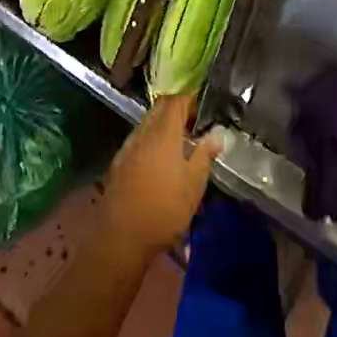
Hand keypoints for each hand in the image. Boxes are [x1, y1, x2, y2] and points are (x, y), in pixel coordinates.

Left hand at [101, 94, 222, 254]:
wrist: (121, 236)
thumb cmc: (164, 209)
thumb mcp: (194, 184)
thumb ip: (204, 155)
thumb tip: (216, 134)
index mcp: (164, 132)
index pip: (176, 101)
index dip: (191, 100)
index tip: (205, 109)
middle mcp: (143, 132)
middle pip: (160, 108)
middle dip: (177, 110)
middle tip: (195, 125)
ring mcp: (128, 146)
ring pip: (148, 123)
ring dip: (163, 125)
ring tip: (180, 143)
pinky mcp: (119, 161)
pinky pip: (139, 139)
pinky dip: (151, 140)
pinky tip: (160, 161)